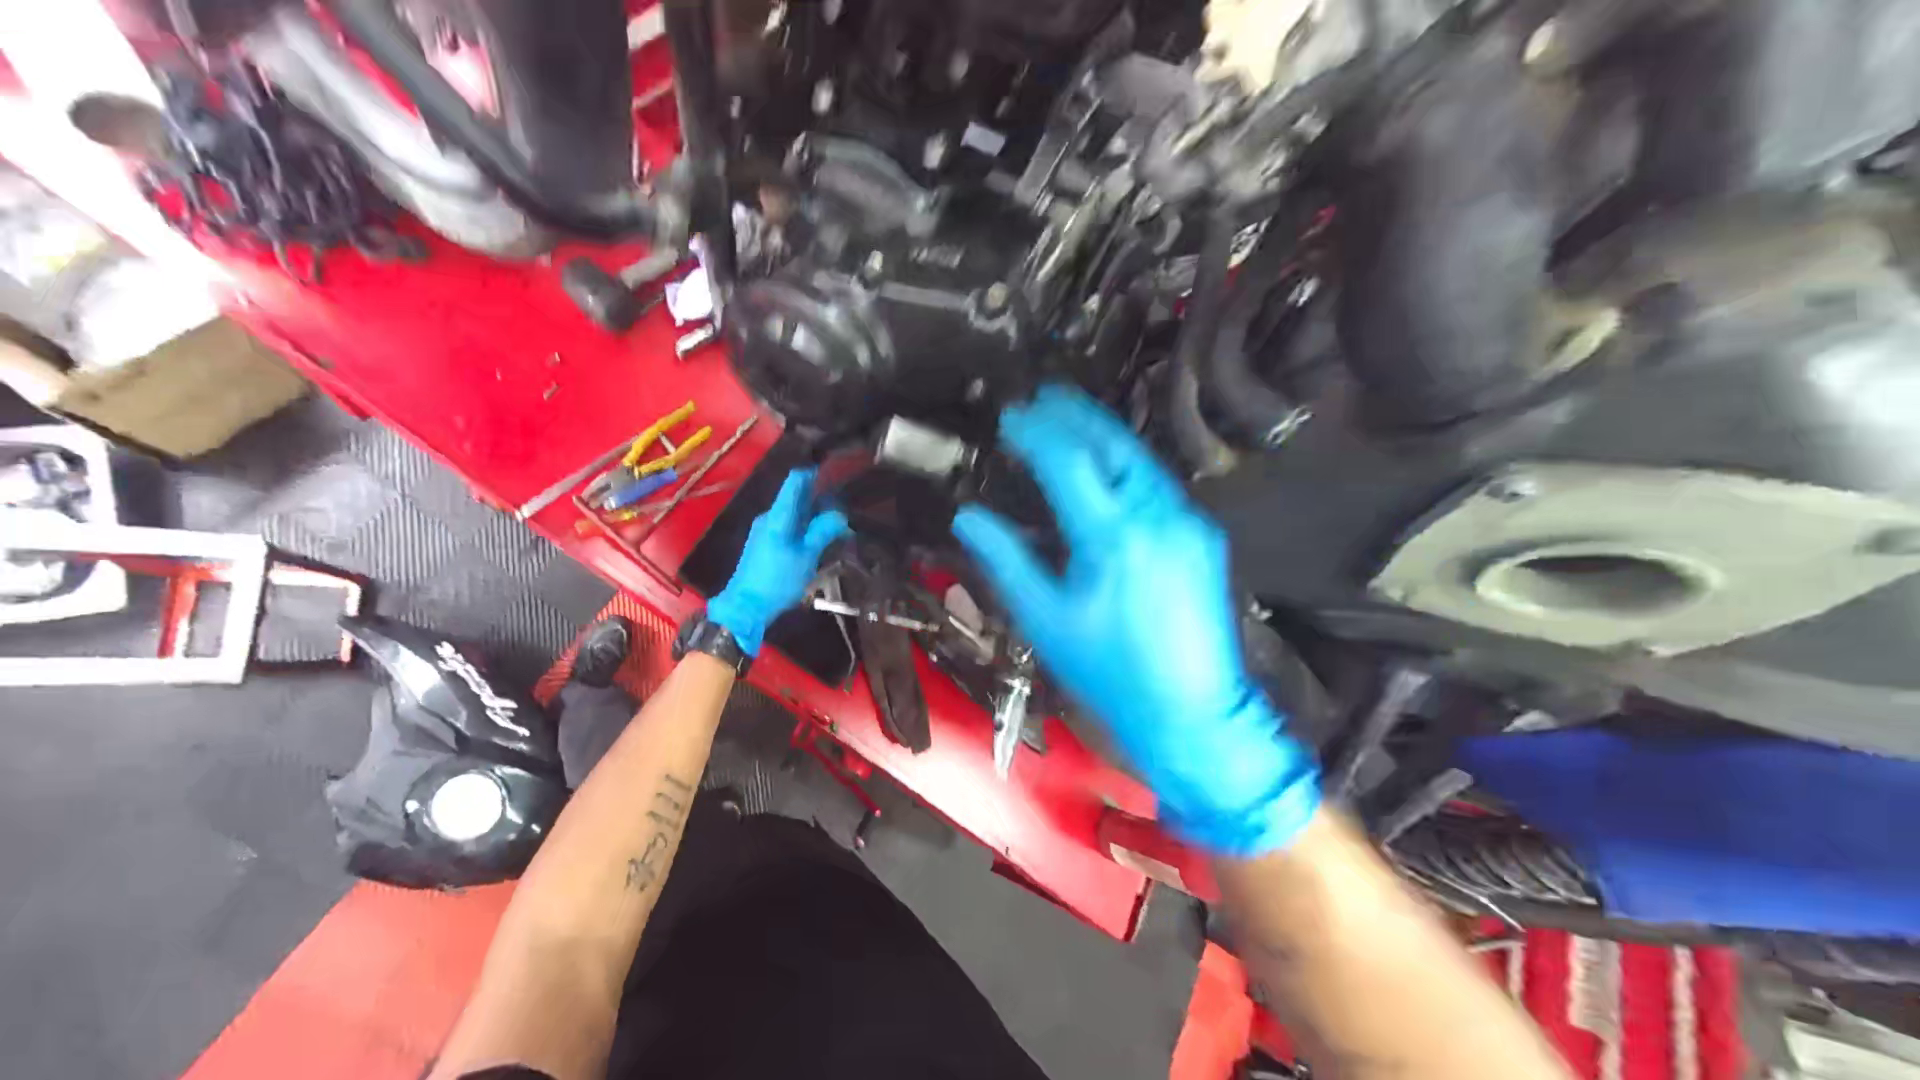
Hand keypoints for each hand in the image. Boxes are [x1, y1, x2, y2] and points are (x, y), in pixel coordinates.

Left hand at [707, 468, 849, 655]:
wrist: (745, 608)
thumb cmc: (776, 581)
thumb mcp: (806, 558)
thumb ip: (822, 532)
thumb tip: (839, 514)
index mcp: (777, 516)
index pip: (794, 481)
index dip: (813, 472)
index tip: (834, 469)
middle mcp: (769, 517)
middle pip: (796, 497)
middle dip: (820, 497)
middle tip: (845, 502)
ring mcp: (764, 530)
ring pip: (793, 513)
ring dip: (813, 515)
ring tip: (838, 521)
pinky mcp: (764, 543)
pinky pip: (788, 526)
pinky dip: (804, 527)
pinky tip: (819, 537)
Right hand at [951, 386, 1319, 855]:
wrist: (1193, 713)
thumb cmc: (1109, 673)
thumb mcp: (1046, 620)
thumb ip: (1006, 561)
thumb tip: (968, 517)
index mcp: (1114, 537)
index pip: (1069, 462)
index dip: (1036, 433)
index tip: (1011, 416)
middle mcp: (1158, 516)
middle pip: (1112, 445)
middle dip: (1073, 415)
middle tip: (1041, 397)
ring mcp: (1187, 523)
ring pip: (1140, 460)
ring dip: (1101, 435)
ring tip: (1067, 418)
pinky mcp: (1202, 536)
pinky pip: (1157, 484)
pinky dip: (1123, 464)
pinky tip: (1103, 466)